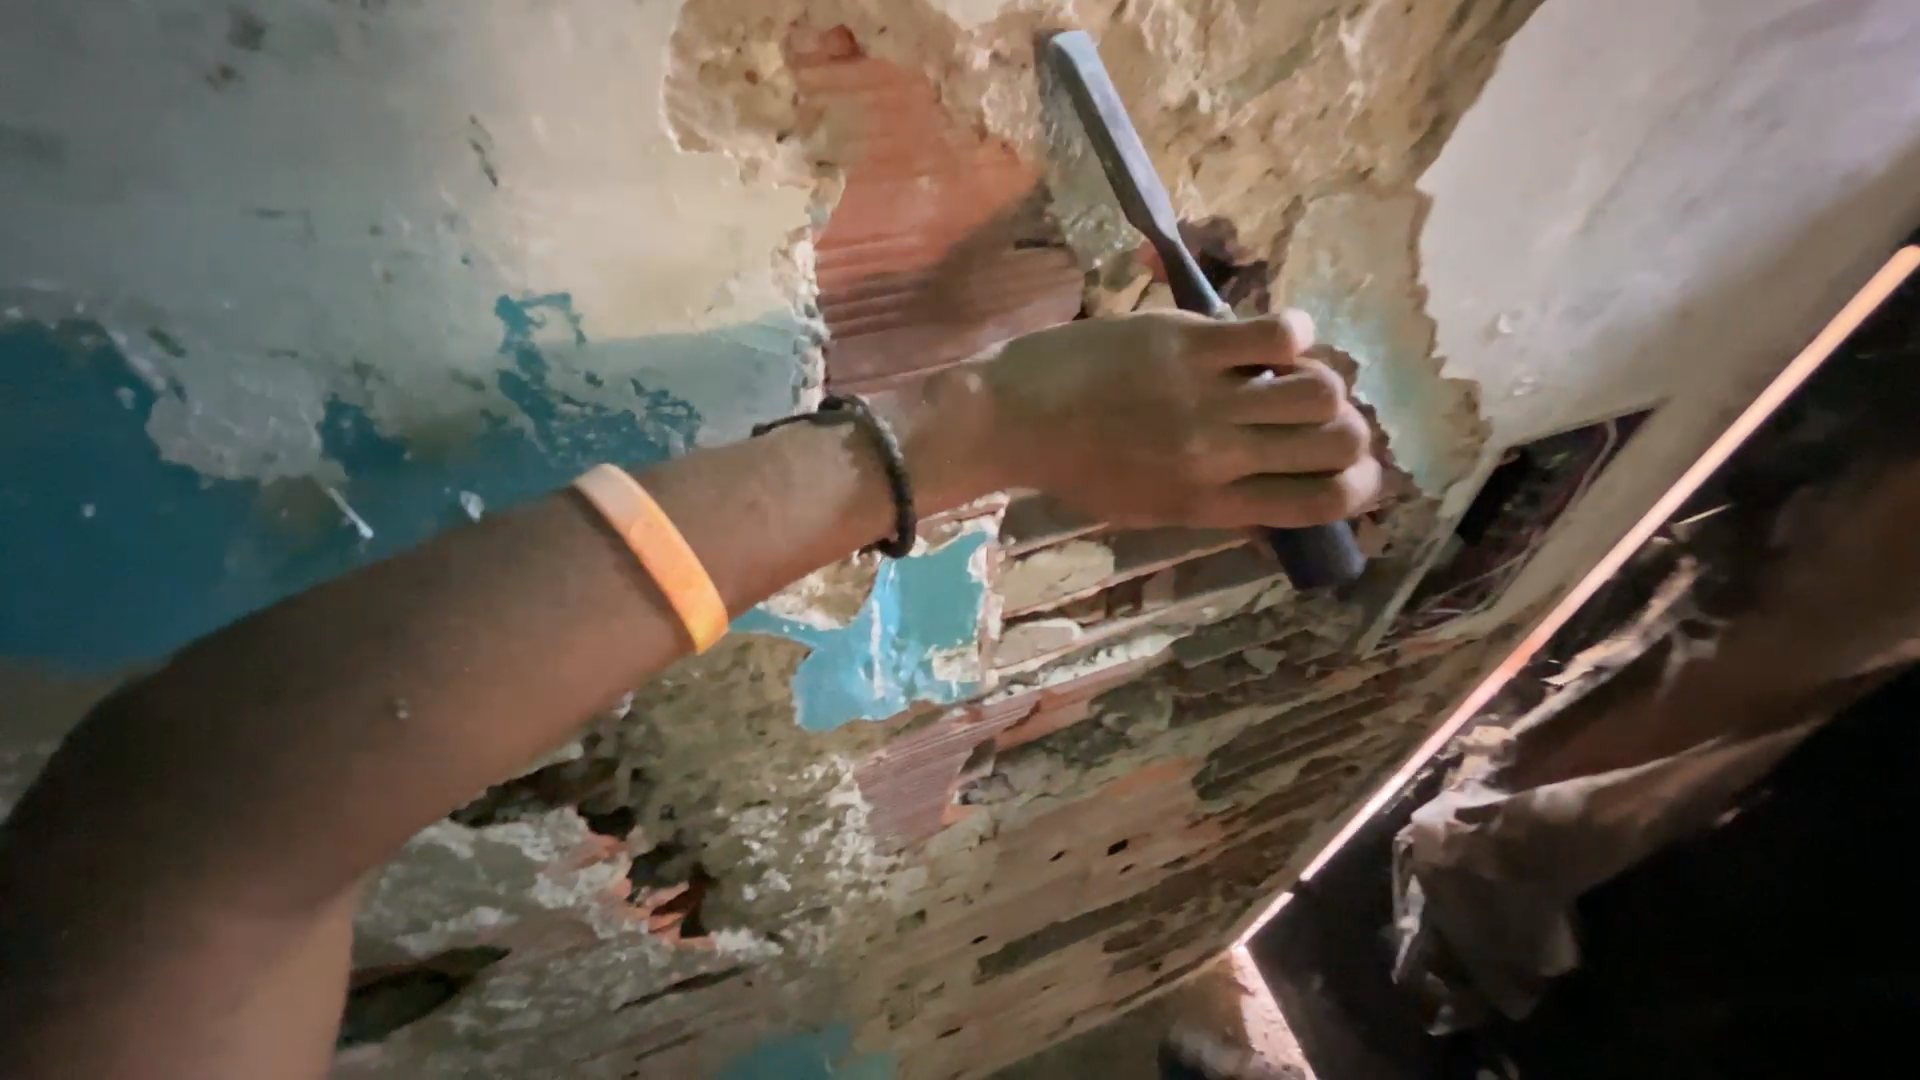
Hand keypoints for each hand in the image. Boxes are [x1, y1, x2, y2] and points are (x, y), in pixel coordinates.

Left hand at [967, 309, 1379, 528]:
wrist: (1008, 418)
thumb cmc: (1073, 468)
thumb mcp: (1143, 509)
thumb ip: (1213, 506)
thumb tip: (1276, 499)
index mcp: (1208, 505)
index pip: (1319, 503)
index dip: (1362, 485)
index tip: (1362, 469)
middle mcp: (1218, 455)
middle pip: (1336, 444)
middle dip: (1351, 428)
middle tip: (1326, 415)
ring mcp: (1204, 397)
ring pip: (1320, 388)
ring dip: (1324, 378)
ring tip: (1293, 375)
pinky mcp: (1185, 343)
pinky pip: (1277, 333)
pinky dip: (1292, 332)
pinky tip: (1269, 339)